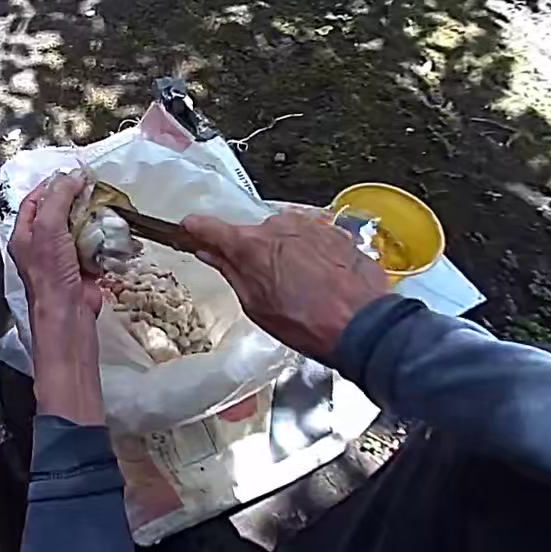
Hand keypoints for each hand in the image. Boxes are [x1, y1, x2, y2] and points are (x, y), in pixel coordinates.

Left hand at [11, 170, 104, 425]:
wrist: (68, 313)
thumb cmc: (51, 273)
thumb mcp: (49, 227)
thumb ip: (59, 199)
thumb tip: (73, 175)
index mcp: (24, 234)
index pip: (34, 201)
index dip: (51, 185)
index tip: (71, 174)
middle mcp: (41, 244)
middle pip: (59, 212)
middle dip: (75, 199)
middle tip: (94, 186)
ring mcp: (63, 256)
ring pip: (79, 227)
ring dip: (92, 216)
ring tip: (106, 202)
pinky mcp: (83, 267)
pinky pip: (94, 245)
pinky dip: (103, 236)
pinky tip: (113, 226)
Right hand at [181, 209, 391, 362]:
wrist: (364, 326)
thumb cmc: (306, 323)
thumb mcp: (255, 304)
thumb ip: (229, 271)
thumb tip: (208, 252)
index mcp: (250, 245)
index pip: (209, 227)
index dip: (195, 229)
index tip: (187, 230)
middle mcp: (277, 225)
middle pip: (250, 233)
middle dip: (249, 252)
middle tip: (260, 282)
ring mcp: (308, 225)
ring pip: (281, 234)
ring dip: (281, 252)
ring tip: (296, 284)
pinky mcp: (334, 231)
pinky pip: (308, 238)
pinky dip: (306, 253)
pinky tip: (317, 278)